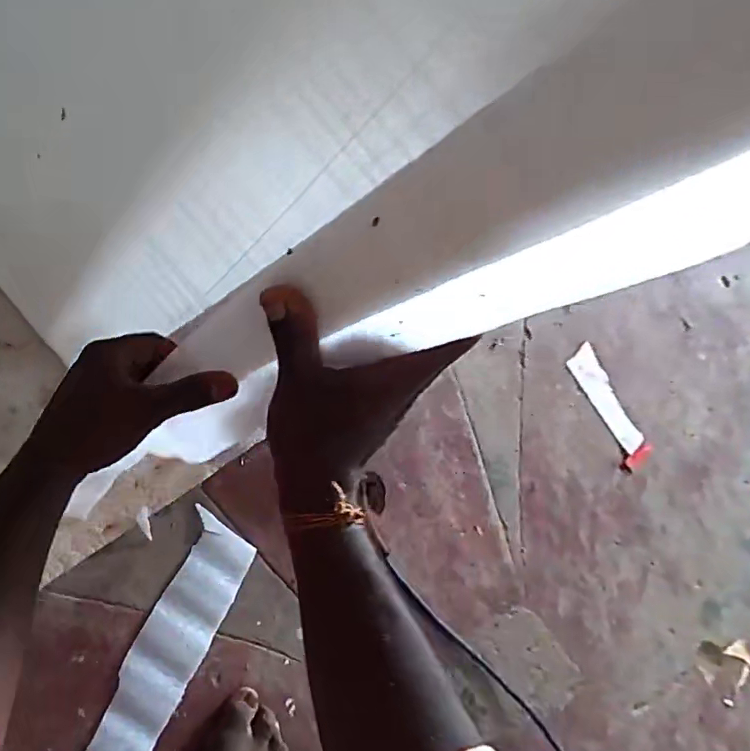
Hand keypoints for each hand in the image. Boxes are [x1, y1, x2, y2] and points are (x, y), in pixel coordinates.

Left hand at [25, 333, 238, 479]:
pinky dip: (130, 403)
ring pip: (128, 378)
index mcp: (109, 351)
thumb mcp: (149, 410)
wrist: (50, 463)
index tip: (194, 382)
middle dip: (163, 379)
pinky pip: (114, 392)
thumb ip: (188, 394)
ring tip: (159, 415)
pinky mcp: (79, 399)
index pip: (155, 343)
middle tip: (179, 401)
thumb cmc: (98, 430)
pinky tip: (134, 424)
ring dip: (147, 393)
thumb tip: (228, 381)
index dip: (179, 360)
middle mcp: (94, 358)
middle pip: (142, 359)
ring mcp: (84, 379)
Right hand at [261, 285, 477, 512]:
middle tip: (416, 264)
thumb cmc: (315, 436)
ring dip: (403, 321)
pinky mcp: (375, 401)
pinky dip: (381, 341)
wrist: (312, 486)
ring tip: (384, 286)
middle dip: (431, 301)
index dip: (472, 302)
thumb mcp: (299, 383)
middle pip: (439, 335)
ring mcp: (393, 394)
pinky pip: (389, 361)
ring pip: (412, 348)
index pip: (461, 336)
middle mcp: (408, 381)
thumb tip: (278, 295)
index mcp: (404, 374)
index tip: (467, 270)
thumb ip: (292, 338)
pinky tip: (354, 327)